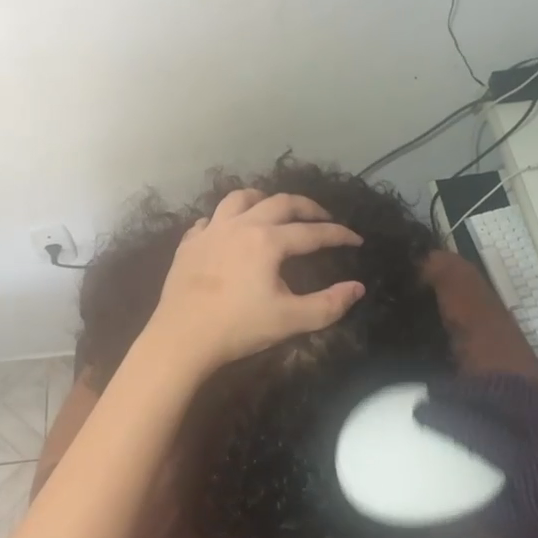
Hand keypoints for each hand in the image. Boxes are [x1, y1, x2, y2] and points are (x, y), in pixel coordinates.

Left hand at [143, 189, 364, 372]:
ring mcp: (210, 231)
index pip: (312, 232)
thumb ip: (329, 304)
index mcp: (268, 241)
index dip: (338, 234)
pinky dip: (225, 219)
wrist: (181, 338)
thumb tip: (356, 288)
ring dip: (263, 199)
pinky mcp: (188, 244)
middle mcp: (240, 225)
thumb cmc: (238, 328)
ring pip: (239, 199)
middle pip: (279, 202)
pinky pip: (210, 220)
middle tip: (322, 217)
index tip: (356, 240)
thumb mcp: (291, 320)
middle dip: (306, 207)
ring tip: (274, 209)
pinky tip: (228, 231)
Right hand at [414, 373, 537, 537]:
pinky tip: (491, 391)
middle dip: (461, 390)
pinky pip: (535, 392)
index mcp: (527, 465)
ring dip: (482, 384)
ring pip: (517, 388)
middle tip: (434, 391)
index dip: (445, 417)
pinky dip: (507, 387)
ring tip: (459, 388)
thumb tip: (446, 470)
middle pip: (496, 396)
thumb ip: (477, 491)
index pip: (476, 430)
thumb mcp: (507, 523)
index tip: (420, 410)